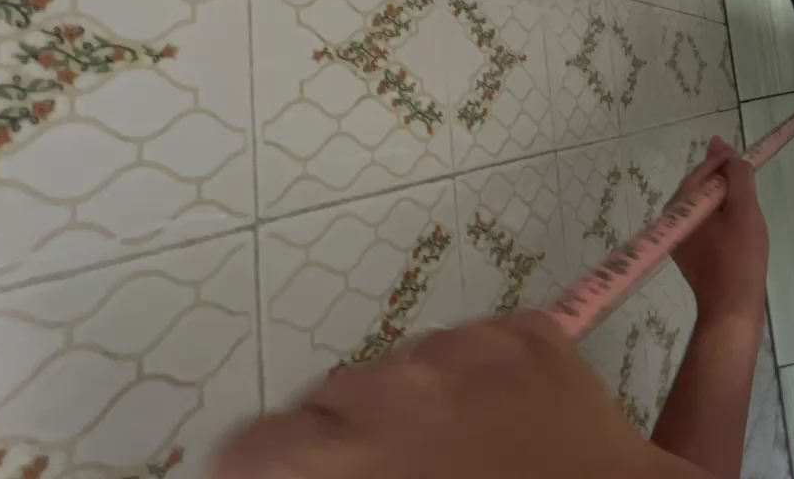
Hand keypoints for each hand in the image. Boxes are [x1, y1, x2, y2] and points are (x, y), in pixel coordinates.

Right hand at [211, 311, 705, 478]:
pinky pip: (480, 335)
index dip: (269, 463)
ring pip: (413, 356)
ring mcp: (481, 347)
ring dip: (418, 388)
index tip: (292, 474)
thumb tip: (309, 466)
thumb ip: (334, 478)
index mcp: (355, 454)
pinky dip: (480, 365)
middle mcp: (410, 384)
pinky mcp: (535, 329)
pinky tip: (502, 404)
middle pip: (338, 388)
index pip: (258, 442)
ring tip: (454, 432)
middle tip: (385, 460)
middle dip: (347, 425)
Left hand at [667, 137, 767, 322]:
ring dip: (726, 198)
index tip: (748, 157)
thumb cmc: (739, 257)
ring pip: (706, 205)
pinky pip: (707, 222)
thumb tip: (724, 146)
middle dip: (726, 179)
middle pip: (701, 187)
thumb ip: (737, 175)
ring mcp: (682, 238)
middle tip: (751, 178)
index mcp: (680, 208)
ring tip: (749, 200)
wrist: (733, 309)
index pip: (702, 171)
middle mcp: (674, 220)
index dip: (725, 160)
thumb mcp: (744, 209)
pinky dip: (723, 216)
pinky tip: (741, 224)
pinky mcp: (691, 253)